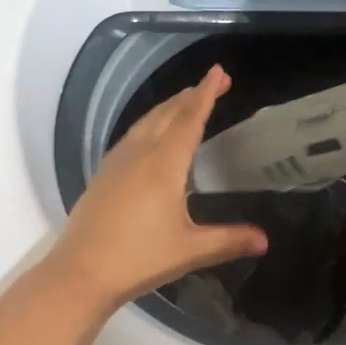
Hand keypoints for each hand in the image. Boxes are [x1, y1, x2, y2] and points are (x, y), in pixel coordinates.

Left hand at [46, 65, 267, 307]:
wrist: (80, 273)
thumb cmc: (139, 259)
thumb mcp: (189, 250)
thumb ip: (228, 241)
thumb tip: (265, 240)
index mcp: (165, 164)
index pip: (190, 119)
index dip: (207, 93)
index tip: (218, 71)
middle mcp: (141, 154)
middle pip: (168, 113)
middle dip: (192, 94)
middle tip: (214, 82)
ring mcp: (118, 161)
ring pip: (147, 121)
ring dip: (169, 106)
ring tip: (187, 99)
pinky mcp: (104, 173)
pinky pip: (132, 135)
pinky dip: (150, 122)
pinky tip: (151, 132)